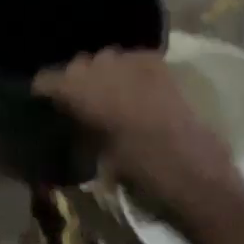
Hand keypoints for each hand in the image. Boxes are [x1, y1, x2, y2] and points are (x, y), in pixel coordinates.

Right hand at [31, 50, 238, 200]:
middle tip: (77, 102)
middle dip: (75, 80)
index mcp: (84, 93)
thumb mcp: (100, 156)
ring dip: (103, 73)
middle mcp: (106, 71)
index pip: (49, 79)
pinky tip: (134, 86)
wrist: (203, 185)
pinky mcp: (164, 71)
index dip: (43, 90)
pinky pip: (136, 59)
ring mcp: (137, 67)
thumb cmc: (144, 178)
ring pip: (107, 58)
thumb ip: (81, 128)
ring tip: (107, 93)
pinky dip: (131, 69)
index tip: (41, 101)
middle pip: (79, 65)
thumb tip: (69, 116)